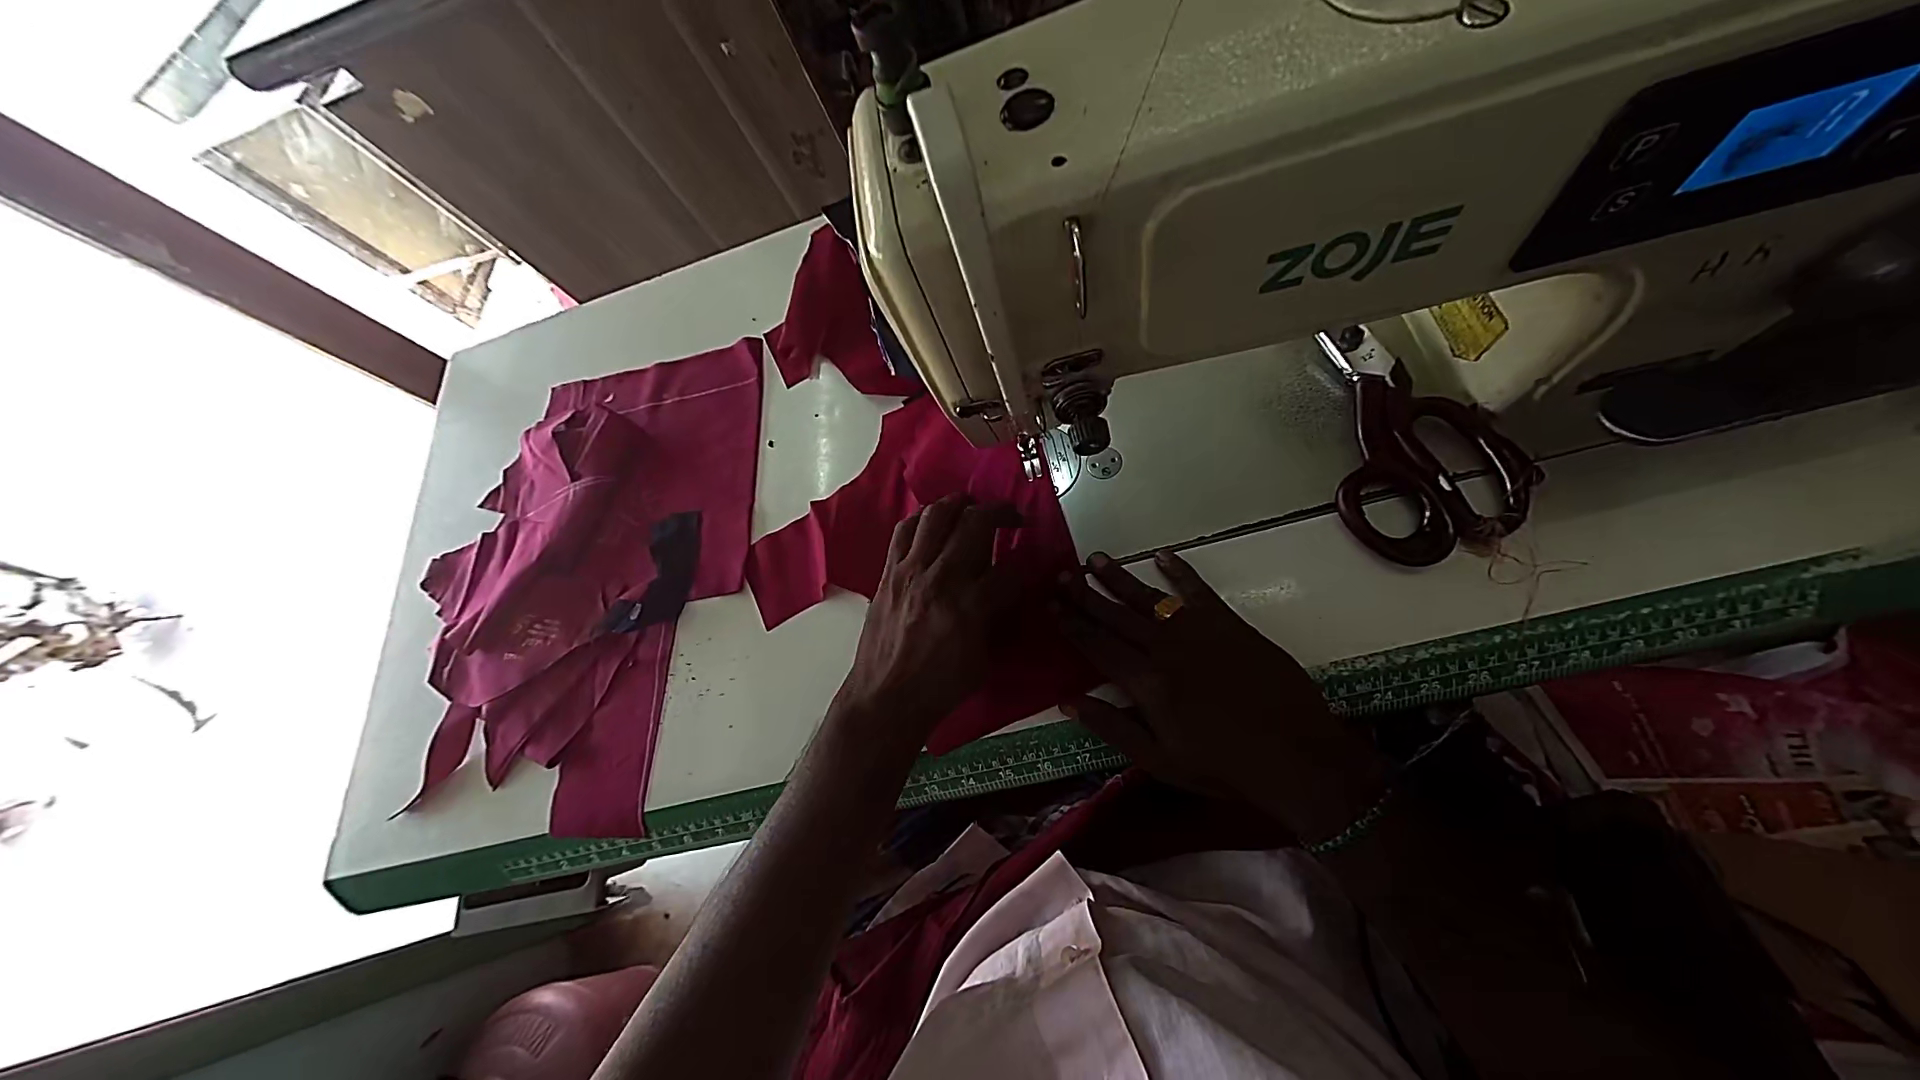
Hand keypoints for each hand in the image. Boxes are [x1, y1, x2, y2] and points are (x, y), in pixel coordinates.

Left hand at [833, 493, 1021, 745]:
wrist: (886, 698)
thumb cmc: (938, 687)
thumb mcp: (984, 658)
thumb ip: (998, 620)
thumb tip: (1008, 596)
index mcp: (970, 604)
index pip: (1008, 570)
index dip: (1023, 568)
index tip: (1025, 569)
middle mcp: (940, 578)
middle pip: (976, 524)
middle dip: (1001, 514)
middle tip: (1010, 516)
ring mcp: (910, 571)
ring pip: (936, 515)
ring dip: (958, 503)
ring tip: (971, 504)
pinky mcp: (888, 573)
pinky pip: (903, 531)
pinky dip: (922, 520)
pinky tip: (932, 522)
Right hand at [1055, 550, 1388, 839]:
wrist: (1297, 756)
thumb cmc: (1223, 766)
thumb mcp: (1159, 761)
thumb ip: (1113, 727)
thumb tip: (1069, 702)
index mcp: (1146, 682)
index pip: (1097, 645)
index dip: (1071, 624)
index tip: (1051, 605)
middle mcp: (1165, 648)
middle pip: (1116, 616)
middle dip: (1085, 594)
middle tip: (1061, 574)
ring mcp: (1198, 632)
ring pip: (1148, 598)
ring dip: (1118, 578)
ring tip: (1094, 559)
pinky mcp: (1229, 625)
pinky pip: (1198, 590)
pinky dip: (1179, 571)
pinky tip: (1162, 555)